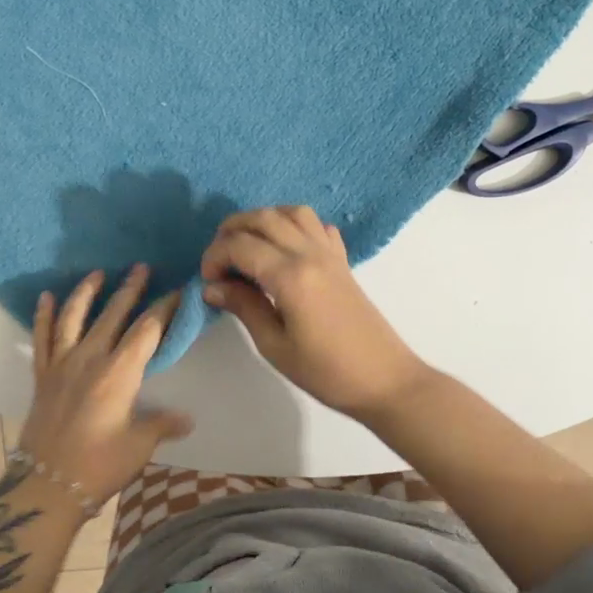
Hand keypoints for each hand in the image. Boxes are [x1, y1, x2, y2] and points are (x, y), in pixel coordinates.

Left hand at [16, 266, 192, 506]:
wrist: (48, 485)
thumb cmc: (99, 466)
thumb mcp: (139, 445)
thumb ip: (162, 424)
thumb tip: (186, 418)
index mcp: (119, 373)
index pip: (147, 330)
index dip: (165, 308)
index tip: (179, 291)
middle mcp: (90, 359)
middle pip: (112, 314)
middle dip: (130, 289)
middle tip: (141, 267)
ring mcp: (62, 365)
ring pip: (73, 317)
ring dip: (86, 292)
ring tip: (97, 273)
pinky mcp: (42, 376)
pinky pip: (41, 338)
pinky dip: (43, 316)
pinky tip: (45, 297)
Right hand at [200, 206, 434, 417]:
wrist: (384, 380)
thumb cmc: (326, 372)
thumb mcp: (275, 346)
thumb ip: (244, 308)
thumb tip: (212, 287)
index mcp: (290, 276)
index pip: (240, 245)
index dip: (214, 257)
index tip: (207, 282)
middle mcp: (309, 254)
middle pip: (263, 218)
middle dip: (230, 231)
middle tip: (218, 260)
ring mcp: (329, 253)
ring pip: (290, 212)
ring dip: (262, 220)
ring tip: (246, 246)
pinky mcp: (343, 261)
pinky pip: (317, 225)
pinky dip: (294, 225)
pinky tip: (284, 249)